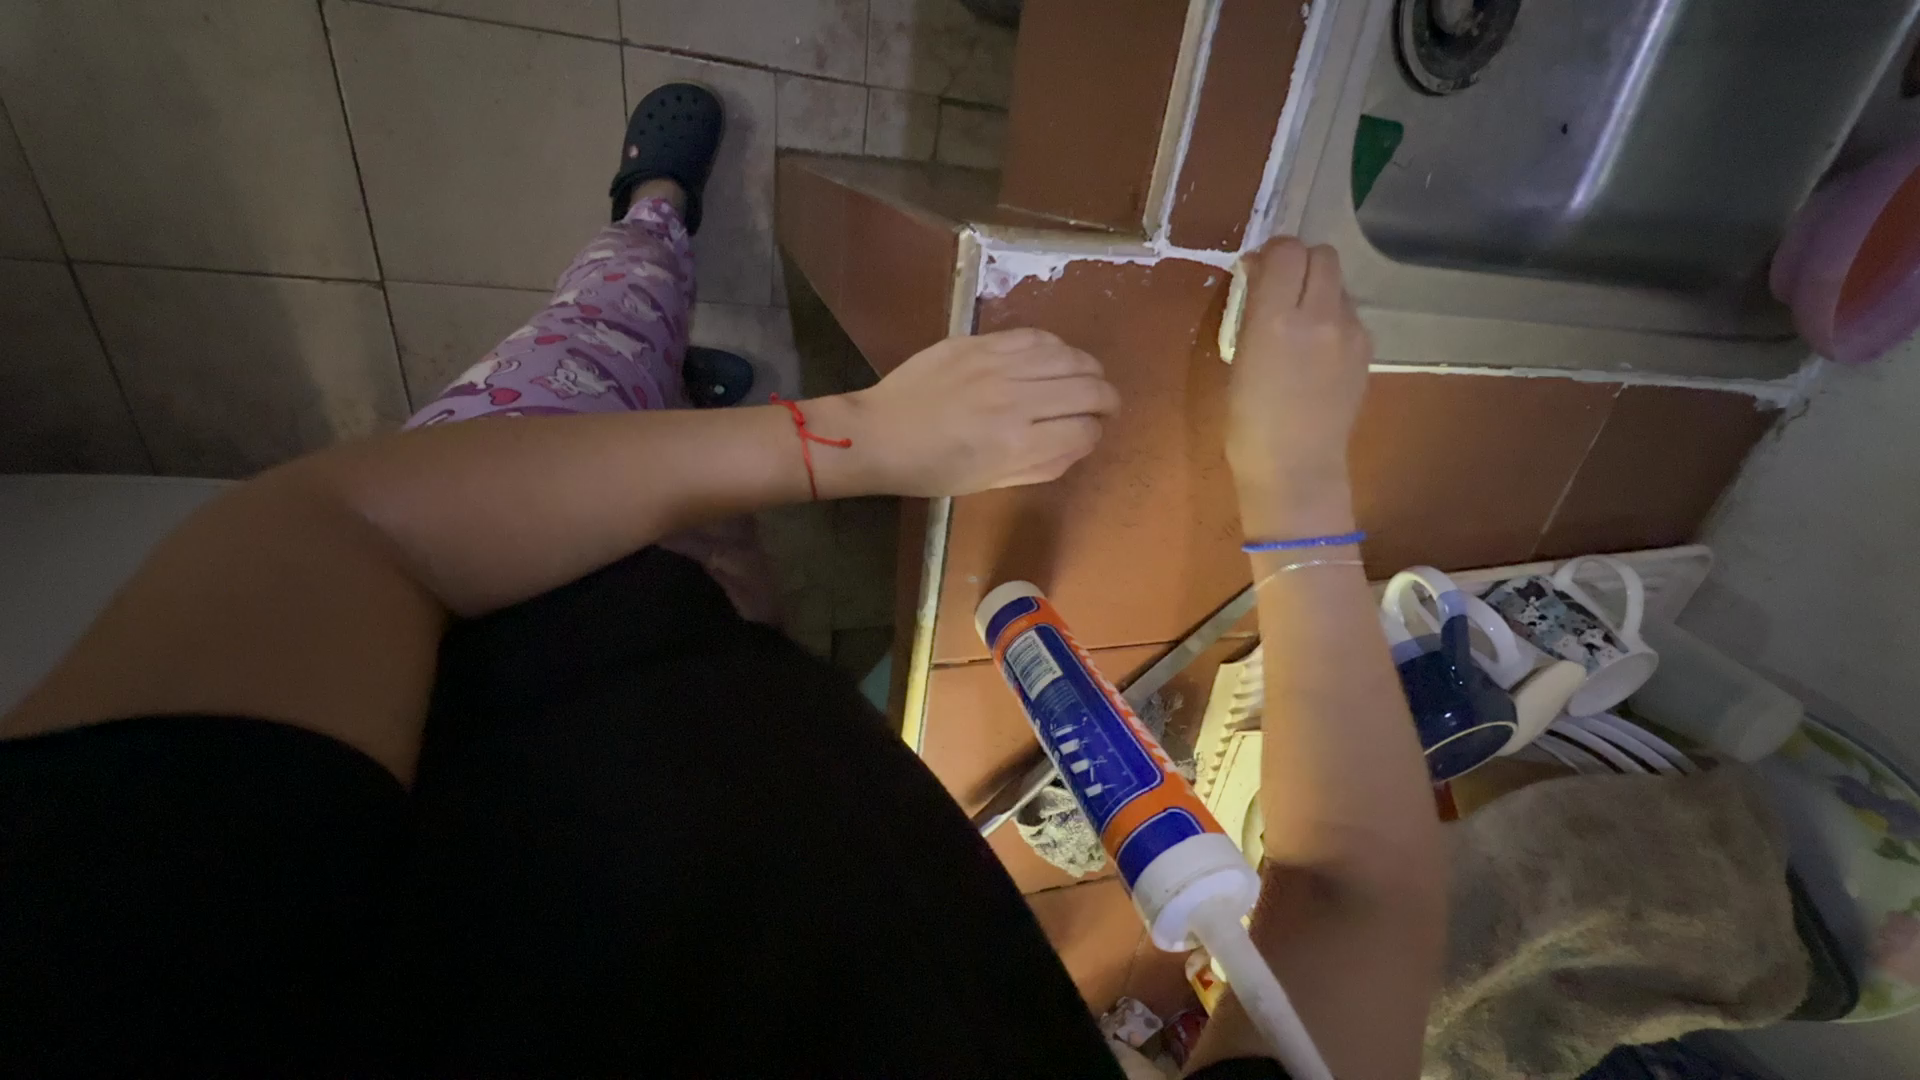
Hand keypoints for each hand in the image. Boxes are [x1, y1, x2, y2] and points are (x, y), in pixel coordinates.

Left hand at [838, 329, 1120, 496]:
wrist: (880, 435)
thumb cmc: (934, 470)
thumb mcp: (991, 482)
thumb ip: (1044, 464)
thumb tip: (1081, 440)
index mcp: (1018, 443)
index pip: (1085, 429)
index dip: (1095, 433)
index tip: (1089, 433)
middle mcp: (1015, 400)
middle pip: (1088, 388)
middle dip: (1107, 399)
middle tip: (1104, 405)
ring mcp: (997, 365)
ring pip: (1068, 355)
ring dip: (1087, 369)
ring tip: (1086, 378)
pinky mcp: (980, 343)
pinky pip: (1035, 336)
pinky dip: (1056, 347)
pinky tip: (1055, 356)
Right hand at [1226, 237, 1371, 536]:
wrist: (1295, 467)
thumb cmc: (1248, 424)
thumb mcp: (1238, 362)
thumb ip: (1253, 313)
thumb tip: (1259, 277)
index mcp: (1276, 321)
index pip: (1285, 251)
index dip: (1269, 253)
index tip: (1255, 271)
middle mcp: (1320, 316)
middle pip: (1321, 255)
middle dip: (1299, 263)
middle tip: (1278, 290)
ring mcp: (1351, 332)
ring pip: (1338, 283)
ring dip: (1317, 289)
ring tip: (1298, 326)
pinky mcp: (1367, 349)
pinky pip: (1349, 313)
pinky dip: (1332, 317)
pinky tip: (1316, 352)